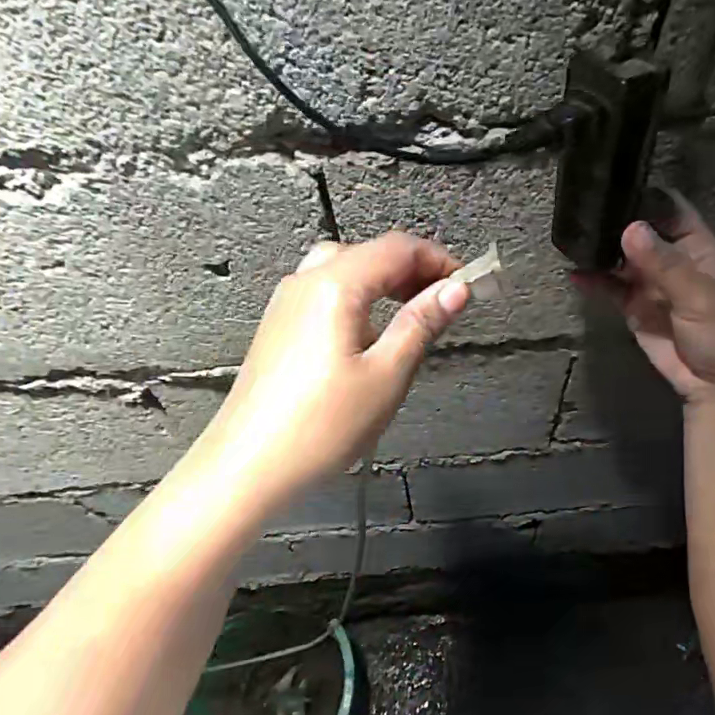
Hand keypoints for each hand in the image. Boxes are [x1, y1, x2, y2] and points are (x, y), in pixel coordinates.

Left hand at [192, 232, 469, 498]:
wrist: (249, 467)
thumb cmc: (313, 429)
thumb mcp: (387, 375)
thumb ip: (422, 324)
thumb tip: (453, 291)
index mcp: (334, 287)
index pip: (399, 248)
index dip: (439, 260)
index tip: (466, 283)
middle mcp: (305, 285)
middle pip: (372, 252)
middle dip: (416, 269)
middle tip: (446, 299)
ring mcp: (289, 305)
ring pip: (348, 269)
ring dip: (388, 282)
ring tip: (416, 312)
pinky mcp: (283, 327)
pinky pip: (328, 293)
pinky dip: (362, 297)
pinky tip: (375, 331)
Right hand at [575, 188, 714, 405]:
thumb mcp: (700, 296)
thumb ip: (664, 264)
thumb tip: (631, 229)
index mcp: (699, 248)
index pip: (671, 209)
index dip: (646, 196)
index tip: (613, 184)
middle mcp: (673, 260)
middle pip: (641, 232)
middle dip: (616, 222)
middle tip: (582, 208)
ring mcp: (653, 284)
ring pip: (623, 259)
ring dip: (602, 250)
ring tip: (573, 237)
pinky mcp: (635, 308)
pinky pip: (612, 288)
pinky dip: (595, 281)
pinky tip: (575, 272)